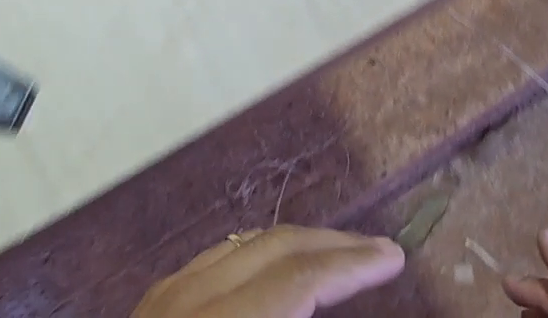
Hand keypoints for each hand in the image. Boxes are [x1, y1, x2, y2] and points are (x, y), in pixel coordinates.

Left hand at [131, 225, 405, 317]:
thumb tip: (321, 303)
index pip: (298, 279)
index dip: (351, 265)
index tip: (394, 256)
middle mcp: (190, 297)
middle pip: (274, 246)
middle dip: (332, 244)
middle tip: (378, 249)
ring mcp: (166, 294)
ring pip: (244, 244)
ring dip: (298, 244)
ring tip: (338, 255)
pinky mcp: (154, 300)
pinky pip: (218, 259)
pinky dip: (259, 255)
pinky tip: (277, 267)